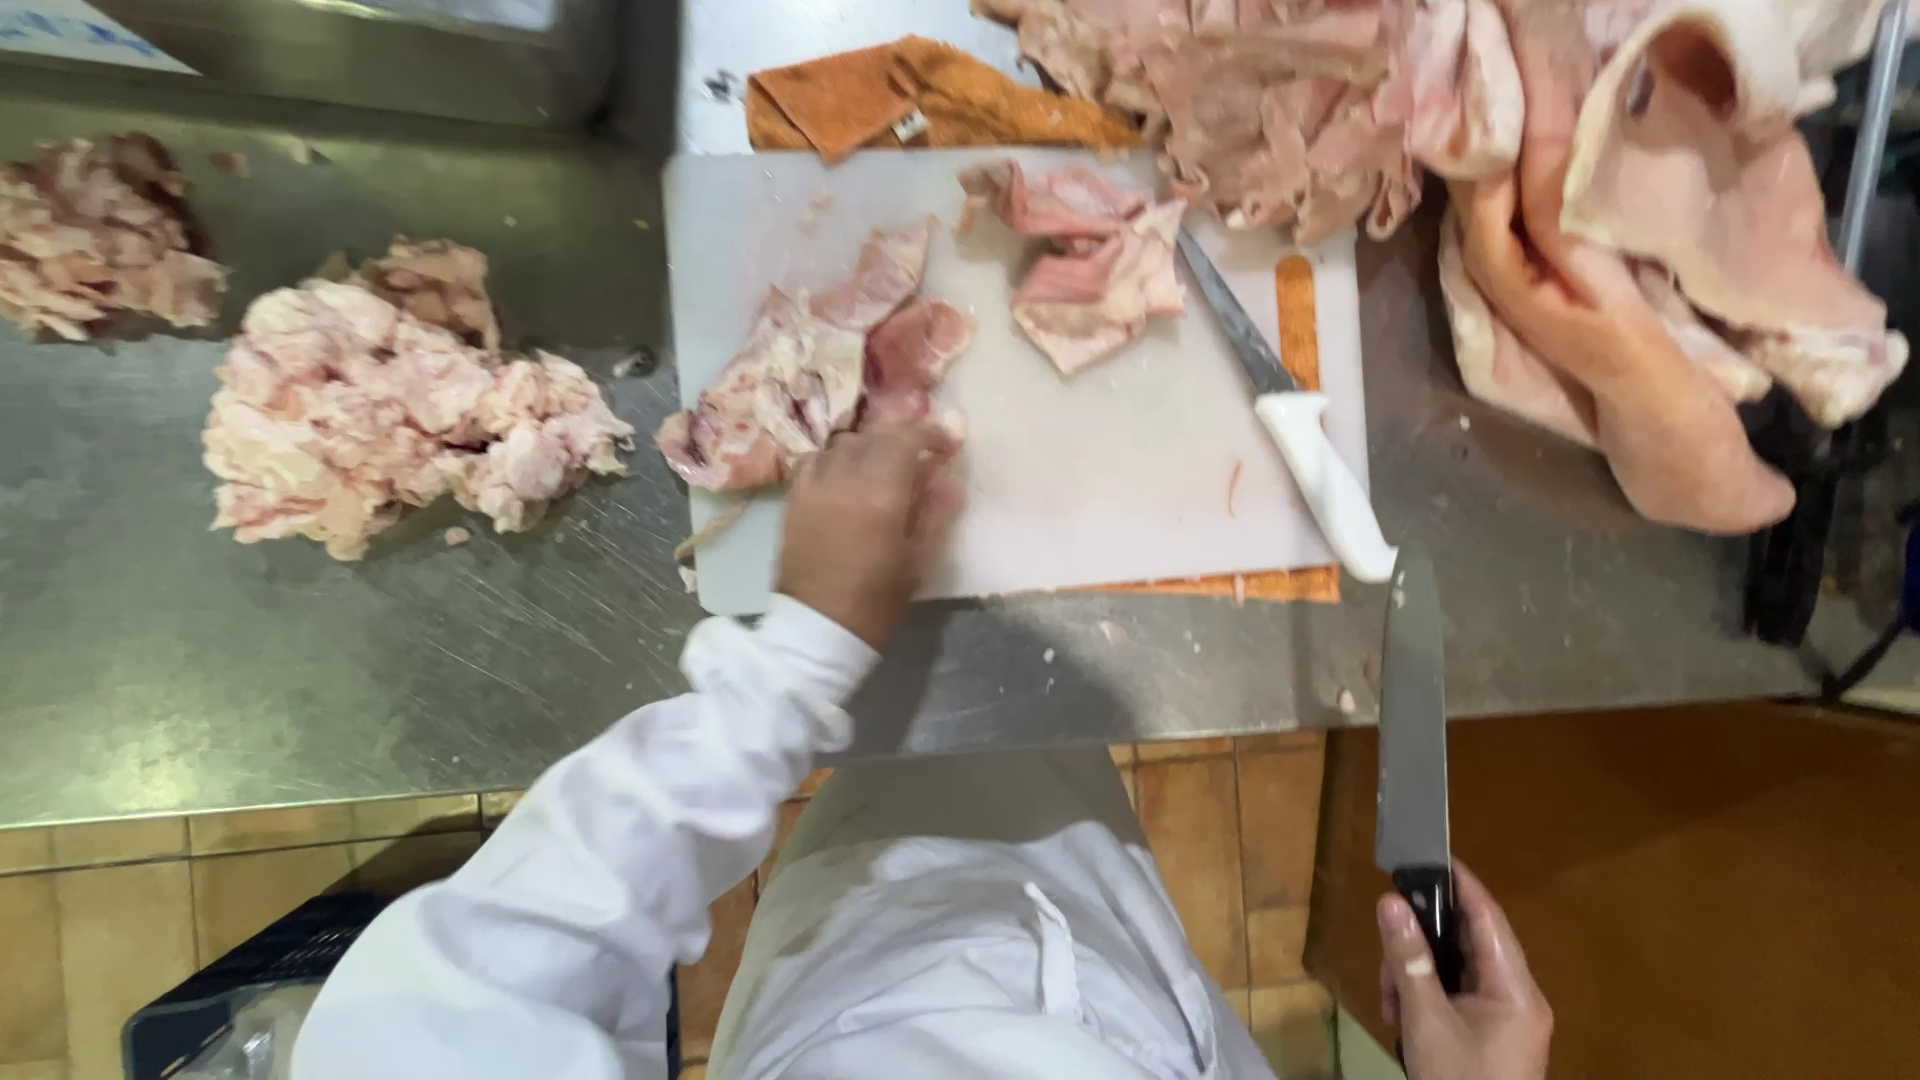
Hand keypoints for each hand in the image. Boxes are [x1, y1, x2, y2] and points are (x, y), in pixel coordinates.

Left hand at [776, 420, 961, 650]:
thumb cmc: (875, 602)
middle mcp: (844, 479)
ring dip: (869, 445)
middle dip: (902, 437)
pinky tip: (844, 475)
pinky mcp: (794, 498)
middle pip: (874, 434)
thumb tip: (950, 482)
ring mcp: (814, 486)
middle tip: (920, 453)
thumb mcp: (917, 562)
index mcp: (881, 495)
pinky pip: (814, 459)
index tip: (946, 445)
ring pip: (843, 443)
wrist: (816, 629)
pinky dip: (835, 458)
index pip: (906, 439)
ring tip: (883, 464)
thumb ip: (935, 515)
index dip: (930, 434)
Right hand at [1378, 862, 1551, 1079]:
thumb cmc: (1460, 1079)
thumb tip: (1389, 899)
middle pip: (1465, 941)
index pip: (1488, 918)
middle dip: (1419, 942)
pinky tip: (1400, 1013)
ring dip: (1414, 972)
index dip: (1462, 884)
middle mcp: (1517, 996)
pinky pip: (1453, 991)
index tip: (1431, 854)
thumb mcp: (1425, 1018)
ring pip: (1453, 967)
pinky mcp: (1490, 1030)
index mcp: (1515, 990)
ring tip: (1391, 1000)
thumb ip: (1408, 958)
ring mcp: (1505, 1015)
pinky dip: (1423, 993)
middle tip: (1387, 953)